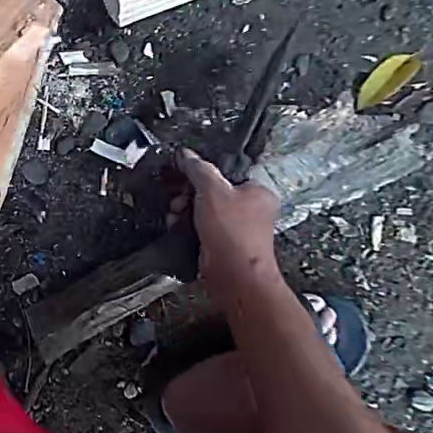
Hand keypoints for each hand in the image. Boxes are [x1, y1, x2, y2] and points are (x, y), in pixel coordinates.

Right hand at [177, 149, 282, 284]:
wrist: (234, 276)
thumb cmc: (234, 234)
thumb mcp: (212, 190)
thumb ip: (197, 168)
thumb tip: (186, 155)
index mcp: (256, 190)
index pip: (224, 171)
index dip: (201, 170)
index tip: (181, 169)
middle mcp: (249, 208)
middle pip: (211, 190)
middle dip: (188, 192)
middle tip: (177, 194)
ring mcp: (235, 227)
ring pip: (203, 209)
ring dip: (184, 208)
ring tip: (175, 211)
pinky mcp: (221, 243)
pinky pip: (199, 226)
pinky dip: (186, 224)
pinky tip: (176, 224)